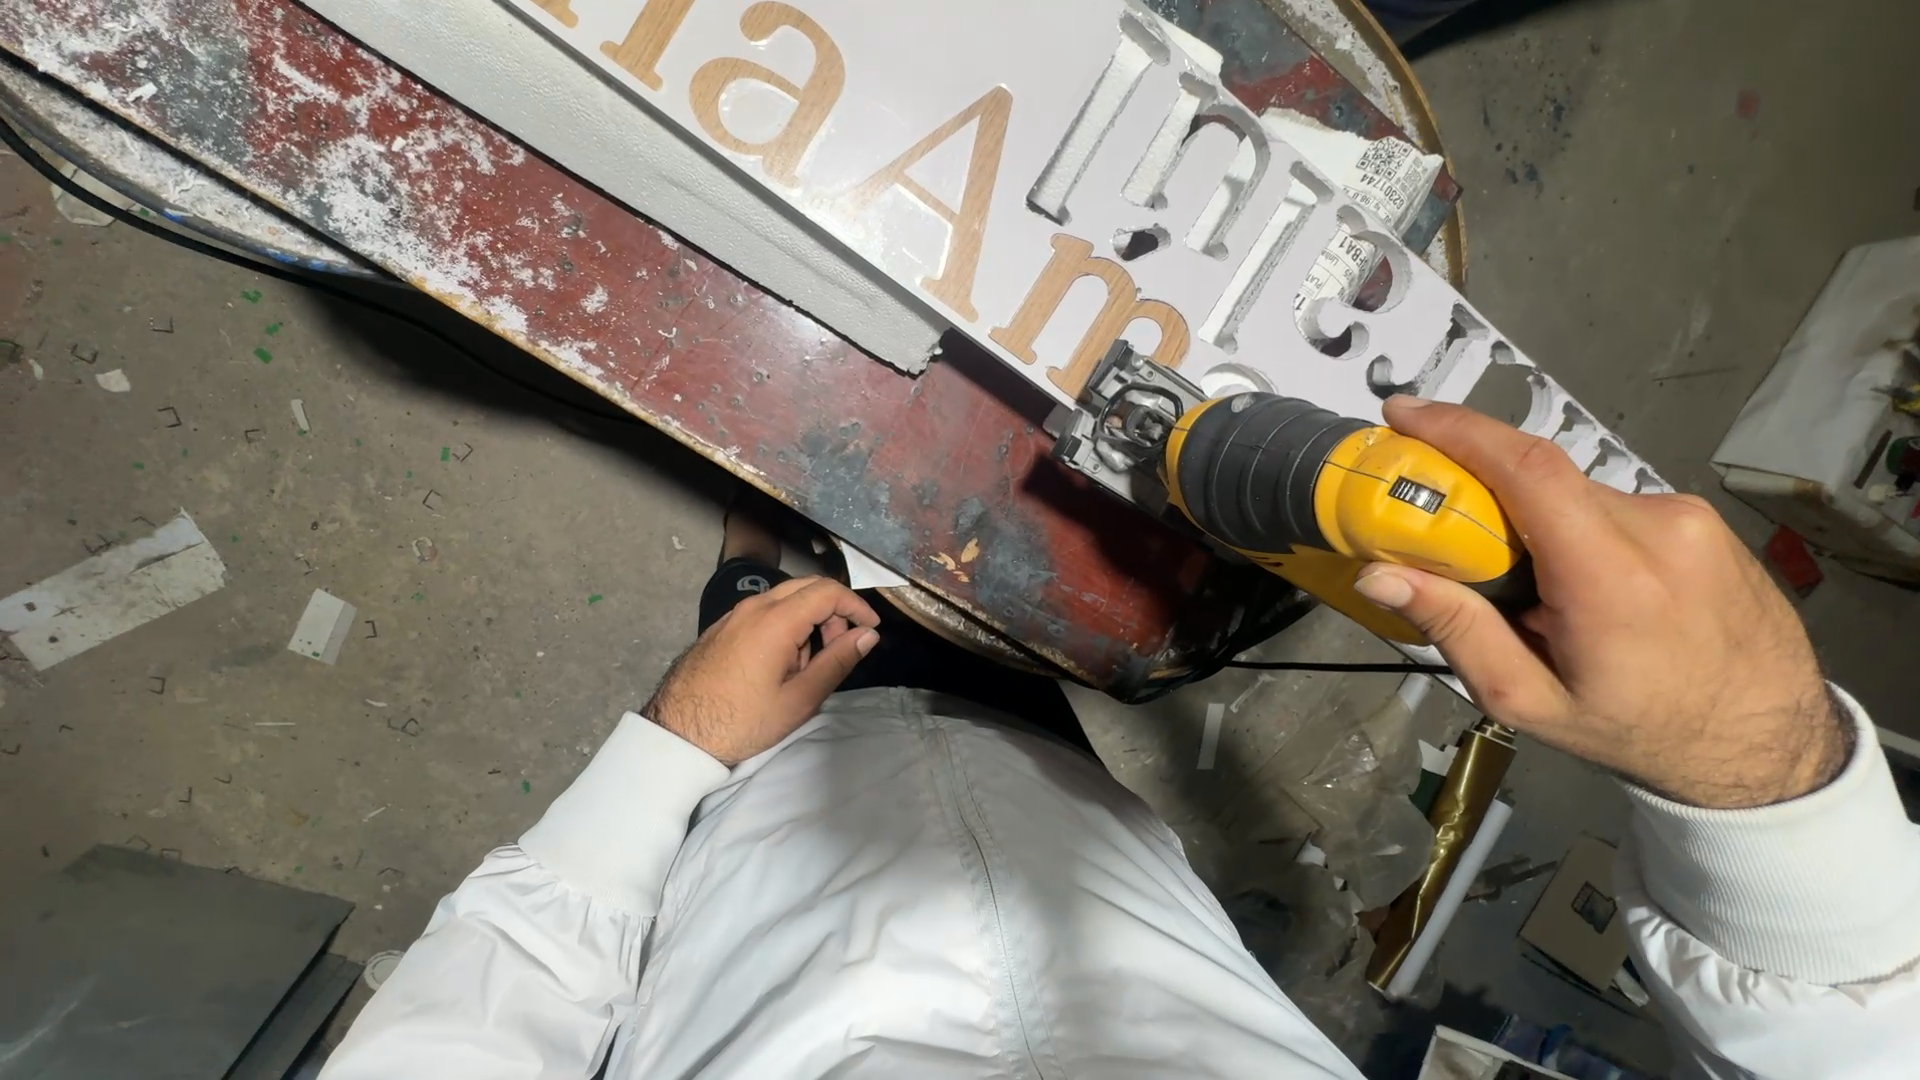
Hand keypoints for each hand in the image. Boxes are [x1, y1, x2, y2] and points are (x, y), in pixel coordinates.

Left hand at [646, 576, 879, 764]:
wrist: (677, 735)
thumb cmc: (743, 720)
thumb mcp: (800, 699)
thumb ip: (838, 661)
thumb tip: (868, 635)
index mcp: (776, 620)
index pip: (828, 592)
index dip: (856, 606)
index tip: (870, 629)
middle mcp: (754, 606)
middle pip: (808, 586)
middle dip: (834, 610)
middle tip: (841, 647)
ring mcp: (734, 614)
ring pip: (786, 598)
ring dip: (809, 619)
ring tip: (806, 665)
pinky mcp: (722, 627)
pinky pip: (765, 610)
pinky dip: (786, 624)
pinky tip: (781, 663)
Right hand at [1352, 397, 1849, 808]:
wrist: (1769, 744)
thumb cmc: (1635, 727)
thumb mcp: (1525, 696)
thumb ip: (1454, 629)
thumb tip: (1377, 576)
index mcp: (1612, 575)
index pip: (1529, 470)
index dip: (1459, 430)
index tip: (1402, 412)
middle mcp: (1659, 526)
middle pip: (1538, 479)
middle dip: (1476, 491)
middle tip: (1436, 529)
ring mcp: (1689, 518)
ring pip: (1569, 493)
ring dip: (1524, 518)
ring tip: (1519, 582)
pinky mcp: (1700, 520)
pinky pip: (1604, 504)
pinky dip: (1563, 525)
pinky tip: (1566, 580)